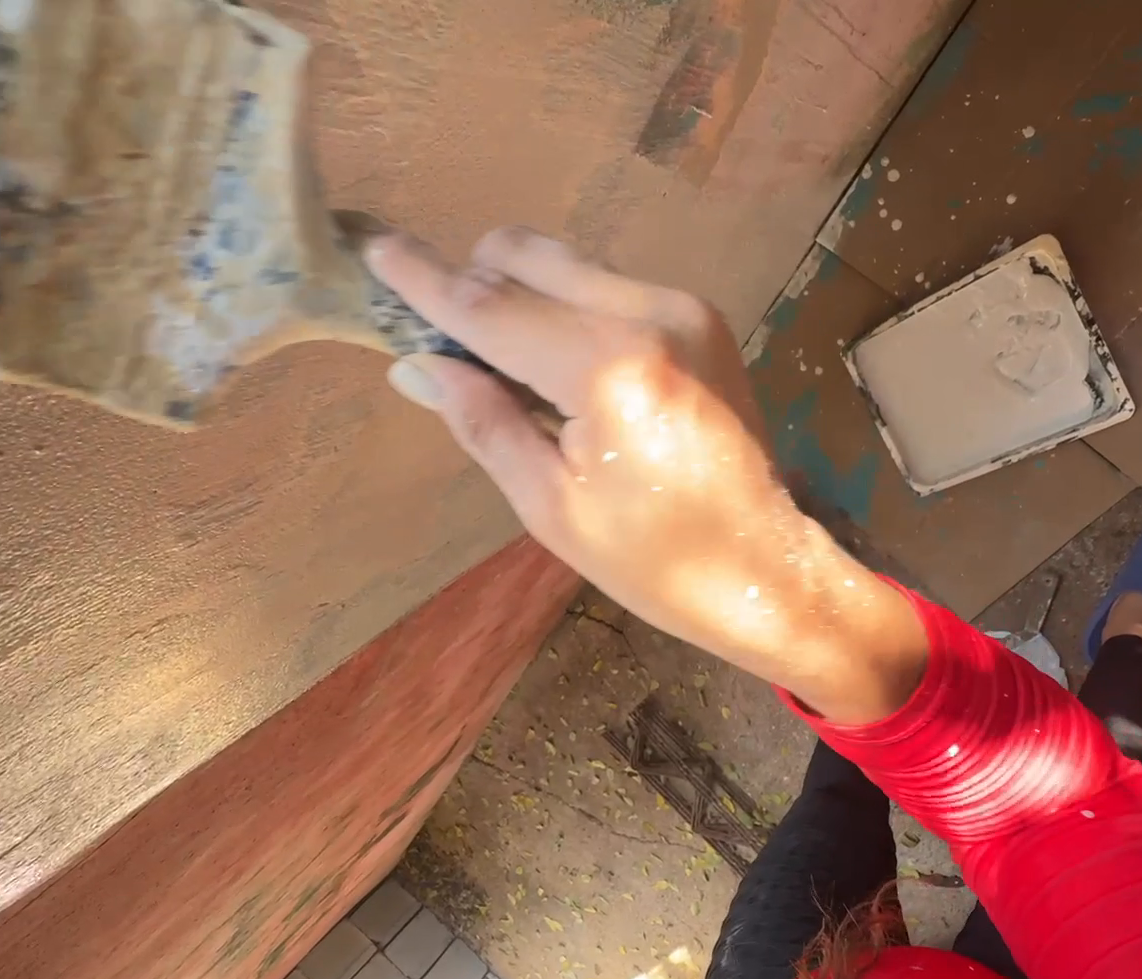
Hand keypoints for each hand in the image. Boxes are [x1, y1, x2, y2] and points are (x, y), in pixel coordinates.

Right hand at [365, 227, 925, 721]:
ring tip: (523, 379)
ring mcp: (685, 308)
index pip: (491, 308)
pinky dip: (570, 314)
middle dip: (478, 289)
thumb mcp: (551, 507)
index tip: (377, 249)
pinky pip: (608, 288)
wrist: (764, 567)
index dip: (426, 282)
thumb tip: (420, 366)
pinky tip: (574, 377)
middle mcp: (650, 312)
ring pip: (568, 267)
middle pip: (528, 258)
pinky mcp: (702, 318)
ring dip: (525, 302)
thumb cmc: (653, 560)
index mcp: (608, 367)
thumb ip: (484, 421)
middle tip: (458, 354)